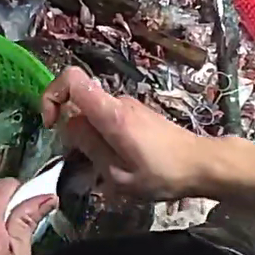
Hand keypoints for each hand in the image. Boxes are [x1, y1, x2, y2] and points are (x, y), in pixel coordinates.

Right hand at [40, 67, 215, 199]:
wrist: (203, 164)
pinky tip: (121, 162)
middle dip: (72, 130)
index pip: (71, 78)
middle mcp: (120, 102)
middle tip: (85, 162)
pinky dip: (105, 137)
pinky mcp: (139, 114)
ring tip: (108, 168)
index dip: (51, 95)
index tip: (50, 124)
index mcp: (111, 113)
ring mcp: (131, 106)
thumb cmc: (163, 174)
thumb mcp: (119, 176)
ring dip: (90, 138)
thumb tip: (69, 126)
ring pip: (94, 114)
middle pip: (80, 100)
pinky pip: (110, 119)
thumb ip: (91, 149)